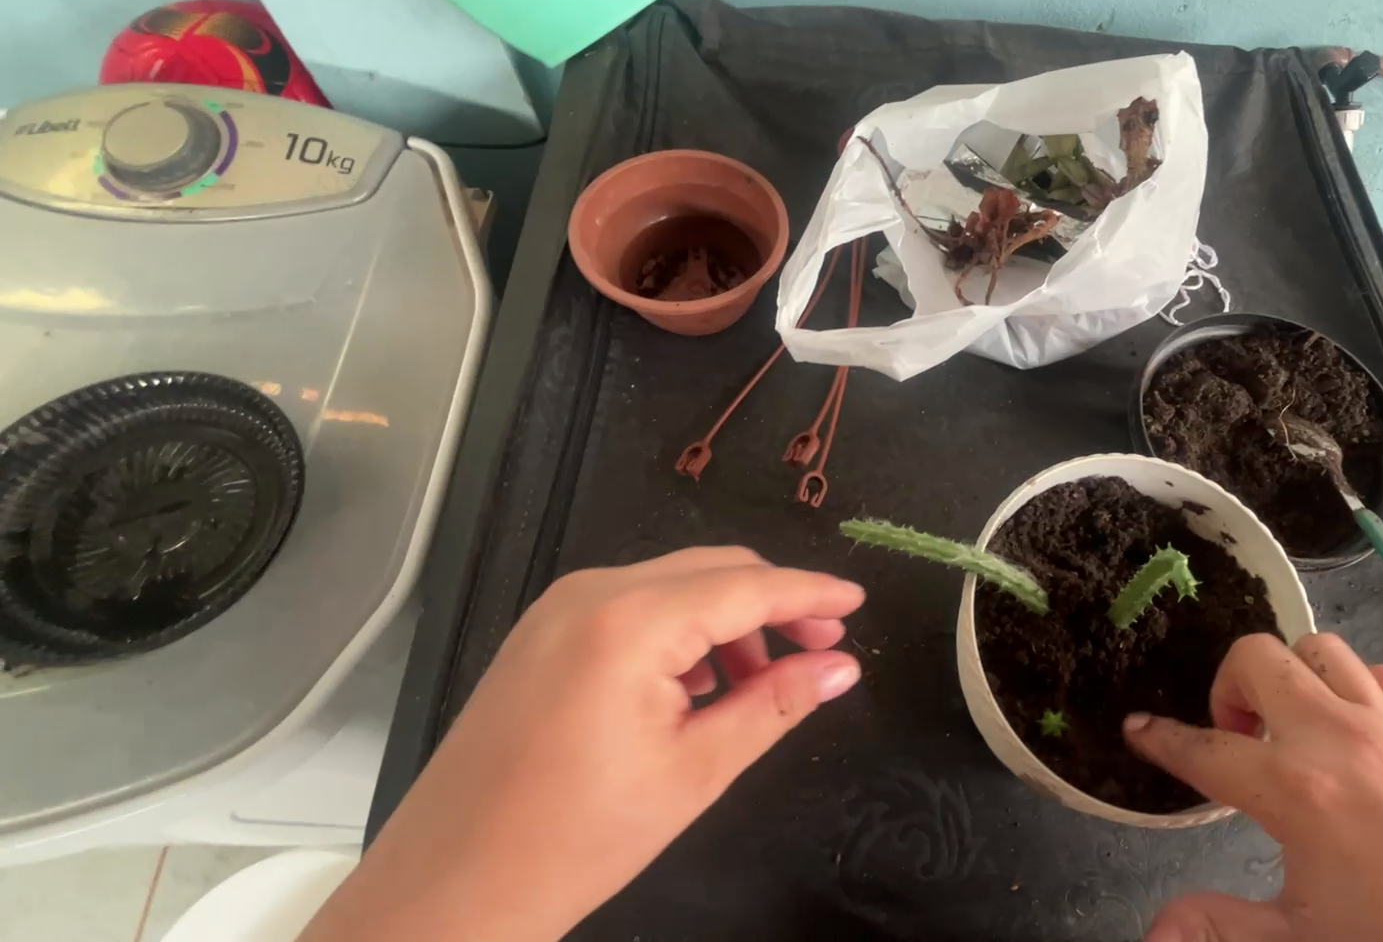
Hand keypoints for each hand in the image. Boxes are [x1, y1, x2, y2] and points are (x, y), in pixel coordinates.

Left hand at [299, 547, 864, 941]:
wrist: (439, 899)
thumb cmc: (577, 841)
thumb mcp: (696, 772)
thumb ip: (777, 704)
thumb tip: (843, 666)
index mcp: (632, 621)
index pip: (747, 586)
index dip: (810, 593)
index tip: (857, 603)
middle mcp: (595, 589)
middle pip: (714, 570)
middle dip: (775, 604)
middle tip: (820, 651)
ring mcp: (561, 605)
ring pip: (677, 583)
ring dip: (730, 618)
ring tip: (760, 681)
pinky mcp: (544, 629)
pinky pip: (638, 604)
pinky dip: (684, 629)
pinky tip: (698, 683)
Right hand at [1126, 633, 1382, 941]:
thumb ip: (1220, 927)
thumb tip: (1153, 931)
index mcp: (1295, 790)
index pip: (1205, 750)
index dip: (1162, 739)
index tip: (1136, 729)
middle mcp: (1336, 736)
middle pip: (1258, 658)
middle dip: (1227, 686)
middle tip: (1235, 741)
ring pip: (1319, 649)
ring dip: (1290, 675)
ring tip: (1287, 729)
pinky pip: (1381, 677)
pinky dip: (1353, 687)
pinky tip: (1350, 732)